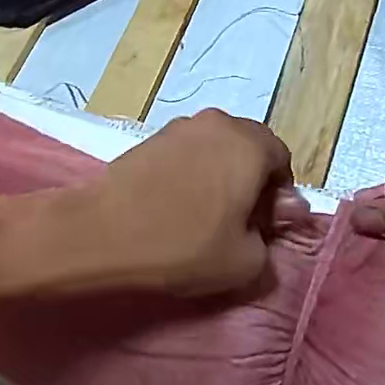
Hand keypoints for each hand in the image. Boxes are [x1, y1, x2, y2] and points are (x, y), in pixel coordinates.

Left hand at [64, 109, 298, 297]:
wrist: (103, 232)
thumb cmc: (183, 245)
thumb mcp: (244, 261)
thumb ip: (272, 235)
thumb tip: (276, 215)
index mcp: (249, 144)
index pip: (282, 159)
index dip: (278, 194)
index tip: (262, 224)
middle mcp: (218, 123)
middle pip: (249, 148)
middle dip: (250, 179)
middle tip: (236, 220)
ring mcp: (180, 125)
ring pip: (216, 148)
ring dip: (220, 173)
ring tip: (202, 212)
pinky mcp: (150, 136)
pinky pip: (186, 151)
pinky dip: (190, 171)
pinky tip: (174, 202)